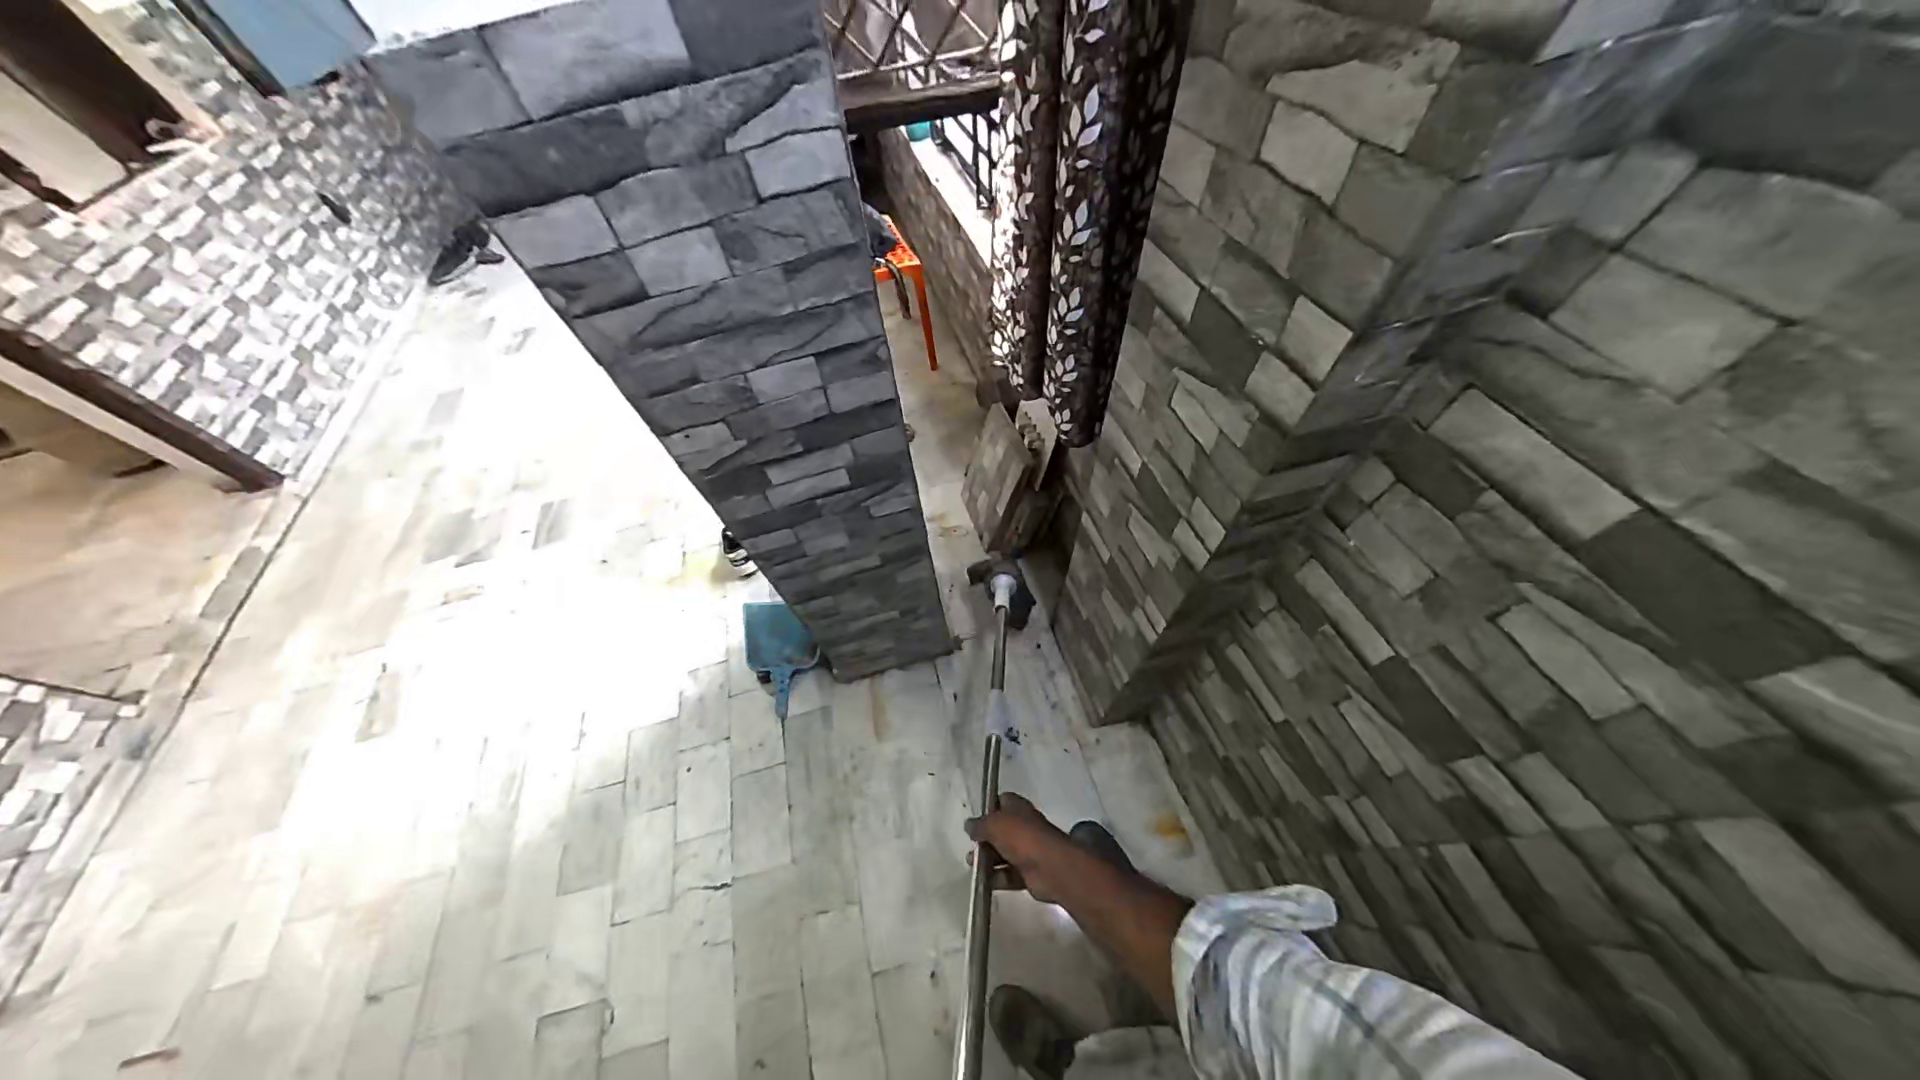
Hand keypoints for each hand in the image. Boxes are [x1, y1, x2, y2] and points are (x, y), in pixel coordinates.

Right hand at [965, 793, 1072, 902]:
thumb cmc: (1020, 836)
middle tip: (971, 846)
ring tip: (972, 864)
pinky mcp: (1029, 872)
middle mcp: (1024, 826)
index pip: (1001, 801)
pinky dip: (997, 878)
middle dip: (985, 838)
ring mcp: (1028, 850)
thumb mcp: (993, 824)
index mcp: (1018, 808)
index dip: (988, 808)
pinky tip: (984, 881)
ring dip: (988, 860)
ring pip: (1003, 853)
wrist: (1049, 867)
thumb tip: (968, 825)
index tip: (975, 819)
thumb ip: (979, 825)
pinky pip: (1009, 874)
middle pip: (1000, 830)